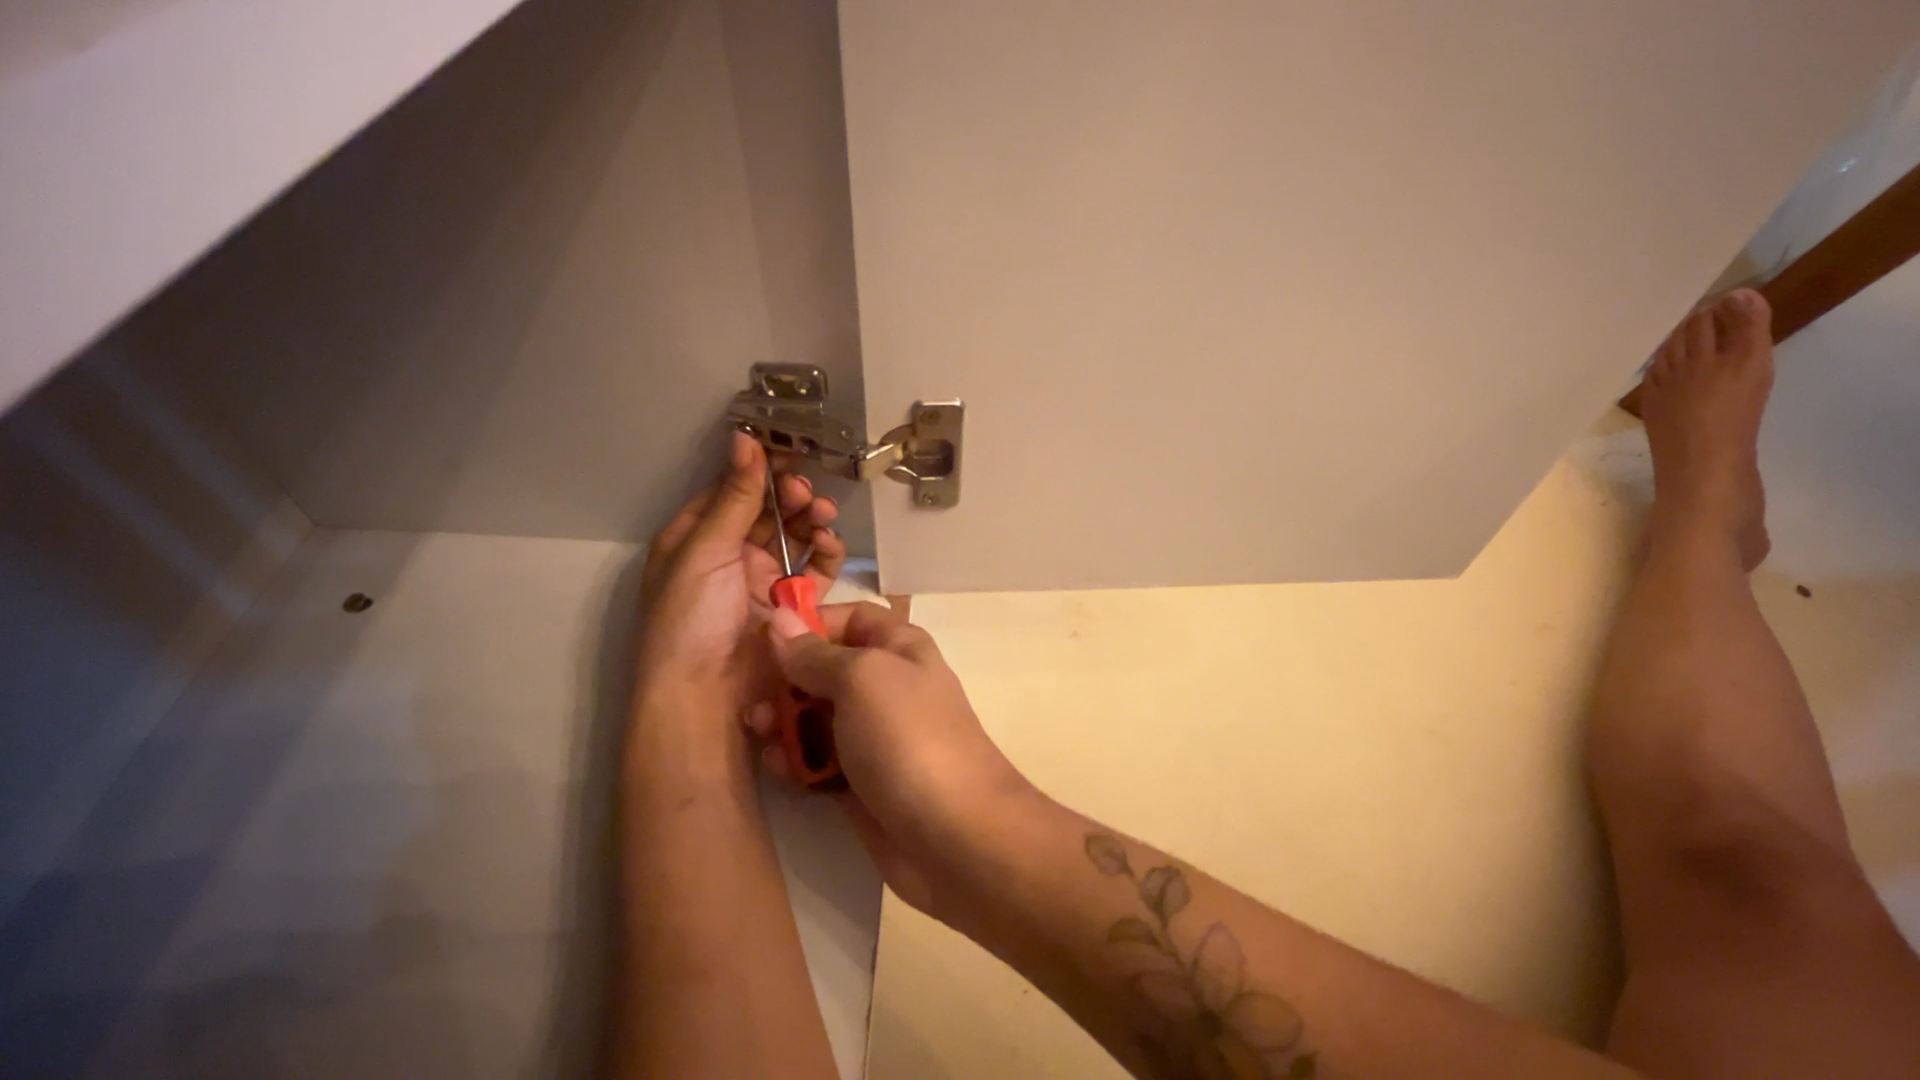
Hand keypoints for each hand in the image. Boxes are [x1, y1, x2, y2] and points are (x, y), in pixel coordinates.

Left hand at [635, 432, 844, 731]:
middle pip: (768, 510)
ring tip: (822, 515)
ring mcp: (762, 580)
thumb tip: (744, 438)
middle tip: (806, 493)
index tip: (790, 451)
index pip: (731, 489)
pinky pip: (815, 570)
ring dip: (810, 520)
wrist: (706, 697)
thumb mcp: (704, 550)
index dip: (760, 470)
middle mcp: (728, 554)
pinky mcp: (792, 605)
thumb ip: (734, 497)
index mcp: (695, 538)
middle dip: (790, 496)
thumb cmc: (689, 617)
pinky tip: (828, 545)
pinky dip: (825, 553)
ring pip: (795, 536)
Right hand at [747, 602, 1035, 919]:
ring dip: (784, 720)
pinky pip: (820, 761)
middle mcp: (887, 687)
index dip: (809, 623)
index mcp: (899, 649)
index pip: (850, 618)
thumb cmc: (908, 739)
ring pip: (817, 717)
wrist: (954, 835)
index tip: (763, 639)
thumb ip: (815, 652)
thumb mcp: (861, 678)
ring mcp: (875, 738)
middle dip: (785, 678)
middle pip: (825, 669)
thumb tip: (779, 618)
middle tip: (752, 696)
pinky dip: (796, 759)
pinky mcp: (861, 783)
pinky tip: (775, 766)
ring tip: (759, 731)